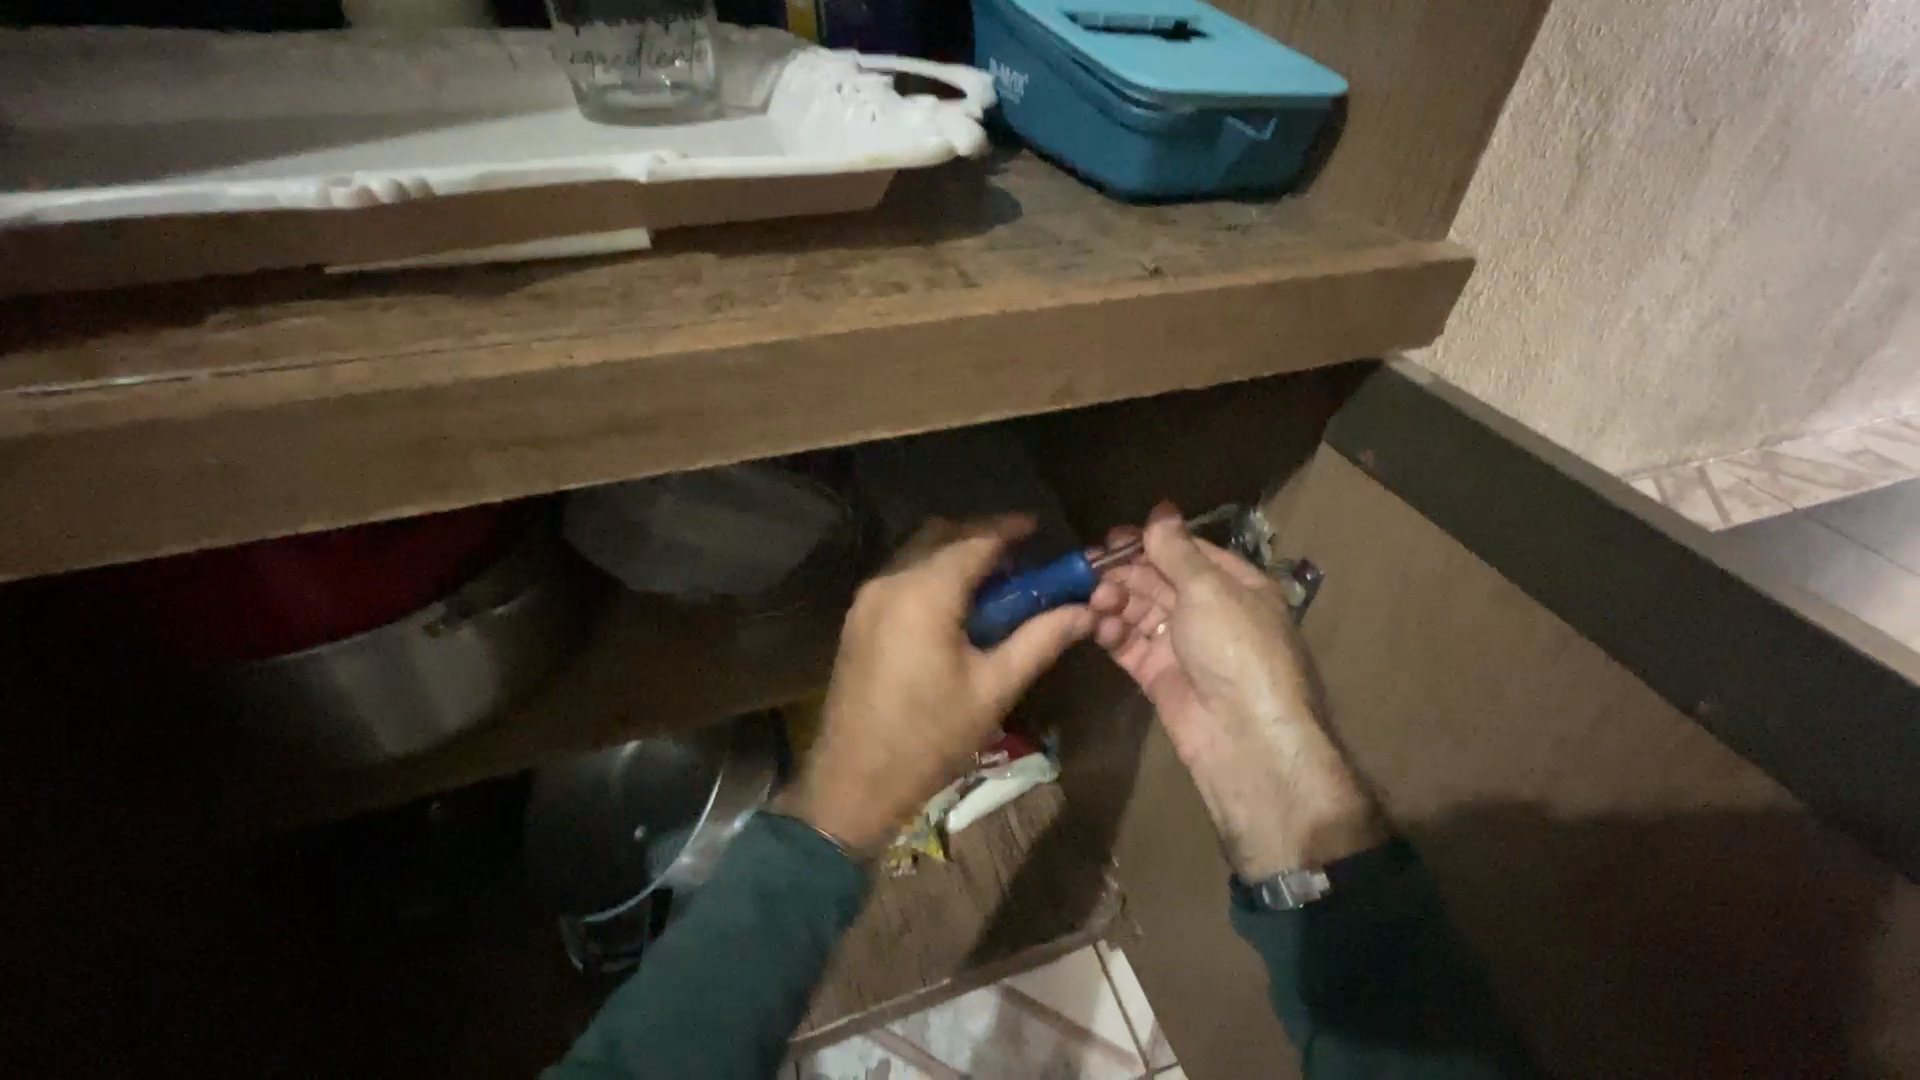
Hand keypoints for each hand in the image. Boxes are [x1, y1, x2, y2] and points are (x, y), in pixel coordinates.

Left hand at [782, 516, 1092, 855]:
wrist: (853, 781)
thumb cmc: (931, 737)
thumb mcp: (994, 688)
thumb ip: (1040, 639)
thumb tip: (1085, 612)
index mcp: (924, 592)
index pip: (974, 540)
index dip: (1010, 529)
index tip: (1039, 528)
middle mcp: (889, 581)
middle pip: (940, 535)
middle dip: (981, 537)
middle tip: (1020, 558)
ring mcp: (867, 599)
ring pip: (916, 552)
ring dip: (954, 554)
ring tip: (993, 582)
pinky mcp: (857, 619)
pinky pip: (900, 575)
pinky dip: (931, 573)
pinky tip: (956, 606)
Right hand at [1090, 504, 1383, 876]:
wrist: (1244, 737)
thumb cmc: (1235, 649)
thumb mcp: (1209, 589)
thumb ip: (1176, 550)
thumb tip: (1160, 508)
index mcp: (1236, 586)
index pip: (1187, 553)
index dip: (1150, 543)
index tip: (1112, 537)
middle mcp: (1210, 613)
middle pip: (1159, 581)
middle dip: (1125, 572)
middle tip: (1089, 566)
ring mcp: (1183, 646)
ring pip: (1141, 611)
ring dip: (1116, 600)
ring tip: (1095, 599)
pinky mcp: (1159, 676)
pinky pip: (1130, 644)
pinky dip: (1112, 632)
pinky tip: (1096, 623)